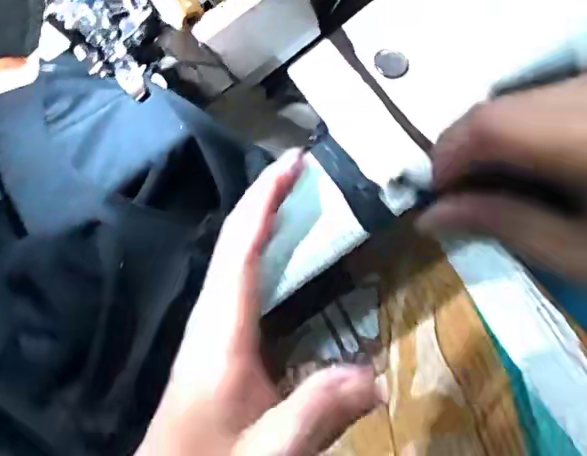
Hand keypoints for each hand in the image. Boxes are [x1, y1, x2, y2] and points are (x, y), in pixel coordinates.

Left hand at [138, 151, 380, 455]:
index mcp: (223, 323)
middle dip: (266, 191)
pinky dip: (259, 240)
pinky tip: (283, 249)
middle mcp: (212, 306)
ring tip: (297, 191)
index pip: (244, 242)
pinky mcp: (215, 330)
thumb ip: (316, 411)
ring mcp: (210, 316)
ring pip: (234, 247)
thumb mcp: (267, 449)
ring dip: (262, 211)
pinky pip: (238, 268)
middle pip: (236, 233)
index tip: (294, 160)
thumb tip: (376, 374)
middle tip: (303, 165)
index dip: (268, 195)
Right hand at [418, 65, 586, 350]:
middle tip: (460, 198)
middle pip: (499, 106)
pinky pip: (543, 94)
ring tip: (499, 186)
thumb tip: (429, 213)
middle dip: (465, 149)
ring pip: (515, 97)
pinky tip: (535, 163)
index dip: (447, 156)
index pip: (494, 126)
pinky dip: (522, 126)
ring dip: (492, 138)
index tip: (433, 196)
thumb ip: (507, 226)